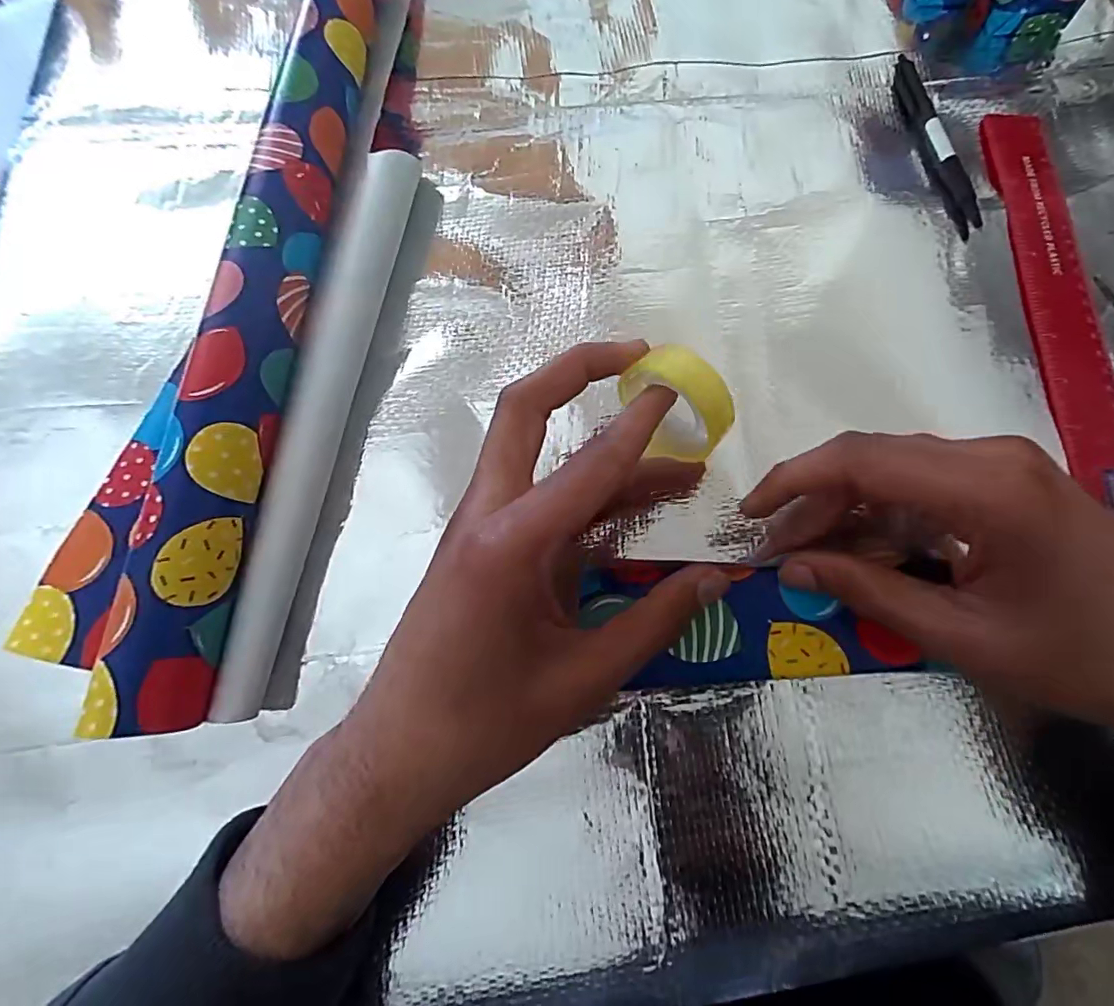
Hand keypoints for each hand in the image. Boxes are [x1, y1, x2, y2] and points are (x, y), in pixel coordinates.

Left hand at [221, 341, 727, 957]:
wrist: (395, 758)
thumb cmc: (485, 724)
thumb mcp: (584, 678)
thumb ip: (656, 620)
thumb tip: (718, 577)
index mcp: (510, 545)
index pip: (589, 466)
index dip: (640, 427)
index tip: (675, 392)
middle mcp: (489, 517)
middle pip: (524, 411)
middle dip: (578, 369)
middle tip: (637, 354)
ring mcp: (482, 529)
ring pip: (539, 455)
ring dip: (607, 450)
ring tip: (683, 469)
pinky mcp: (486, 548)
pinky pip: (544, 500)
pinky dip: (591, 493)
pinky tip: (639, 512)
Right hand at [743, 433, 1113, 920]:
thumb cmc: (1083, 660)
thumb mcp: (966, 637)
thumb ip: (874, 593)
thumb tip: (796, 566)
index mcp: (986, 486)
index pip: (863, 460)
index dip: (795, 482)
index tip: (750, 515)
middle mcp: (993, 455)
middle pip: (877, 458)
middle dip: (817, 498)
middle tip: (776, 547)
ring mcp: (1008, 464)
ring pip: (902, 469)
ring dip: (852, 506)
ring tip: (811, 551)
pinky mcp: (1015, 482)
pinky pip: (933, 484)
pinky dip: (891, 513)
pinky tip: (869, 548)